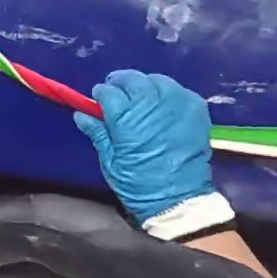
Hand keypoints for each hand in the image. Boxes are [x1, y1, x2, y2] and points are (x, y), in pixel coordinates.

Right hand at [75, 70, 226, 234]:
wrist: (178, 198)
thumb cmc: (138, 184)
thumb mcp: (109, 162)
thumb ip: (97, 133)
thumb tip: (81, 114)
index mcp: (126, 120)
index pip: (108, 92)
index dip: (101, 94)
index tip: (98, 101)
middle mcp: (152, 105)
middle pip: (132, 79)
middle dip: (121, 84)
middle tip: (117, 96)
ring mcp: (176, 104)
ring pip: (155, 80)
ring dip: (143, 86)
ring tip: (140, 100)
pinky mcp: (195, 107)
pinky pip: (177, 89)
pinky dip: (166, 93)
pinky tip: (161, 106)